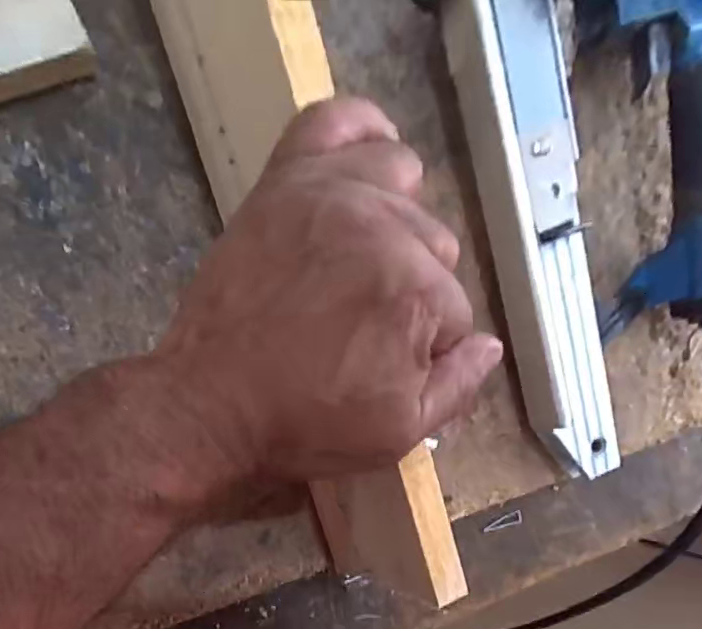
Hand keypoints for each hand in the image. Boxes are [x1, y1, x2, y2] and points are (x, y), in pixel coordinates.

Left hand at [153, 97, 503, 483]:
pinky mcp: (285, 182)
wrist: (211, 407)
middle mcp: (384, 229)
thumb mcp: (397, 433)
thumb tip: (490, 346)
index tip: (388, 370)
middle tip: (364, 332)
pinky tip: (363, 169)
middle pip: (434, 250)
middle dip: (413, 294)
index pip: (456, 314)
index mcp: (417, 294)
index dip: (427, 350)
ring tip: (362, 267)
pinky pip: (336, 122)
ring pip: (402, 183)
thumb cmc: (305, 426)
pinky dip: (361, 134)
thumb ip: (456, 387)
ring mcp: (330, 194)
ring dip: (398, 224)